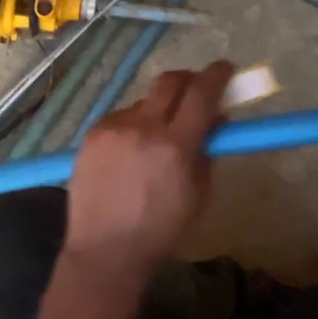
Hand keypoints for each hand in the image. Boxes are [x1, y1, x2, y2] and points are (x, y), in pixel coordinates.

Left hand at [63, 61, 233, 278]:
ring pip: (144, 101)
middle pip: (170, 81)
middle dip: (188, 79)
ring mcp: (114, 127)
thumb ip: (208, 149)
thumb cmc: (160, 229)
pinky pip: (121, 116)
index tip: (225, 68)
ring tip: (157, 137)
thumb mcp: (198, 193)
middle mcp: (143, 127)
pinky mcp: (92, 132)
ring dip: (158, 108)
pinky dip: (133, 125)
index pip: (201, 93)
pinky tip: (131, 152)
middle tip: (195, 88)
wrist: (105, 250)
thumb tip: (216, 116)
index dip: (216, 75)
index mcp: (175, 145)